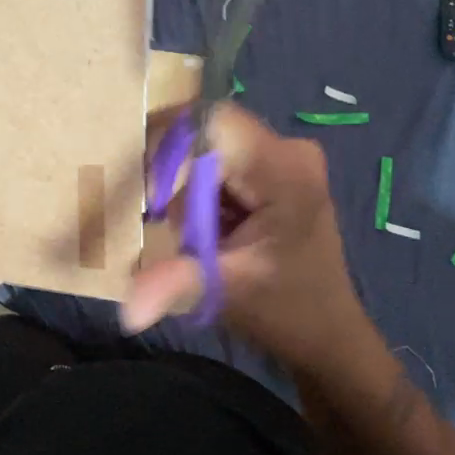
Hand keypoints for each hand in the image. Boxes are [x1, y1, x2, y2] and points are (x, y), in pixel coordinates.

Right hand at [122, 102, 372, 370]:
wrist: (327, 332)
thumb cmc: (287, 310)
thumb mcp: (226, 291)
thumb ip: (177, 283)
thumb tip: (127, 311)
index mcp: (284, 168)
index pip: (211, 122)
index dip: (171, 149)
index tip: (156, 199)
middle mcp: (288, 149)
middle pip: (206, 133)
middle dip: (177, 177)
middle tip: (174, 225)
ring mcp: (284, 156)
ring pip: (208, 147)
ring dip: (188, 189)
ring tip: (199, 236)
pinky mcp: (274, 169)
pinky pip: (219, 161)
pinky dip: (202, 192)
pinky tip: (211, 230)